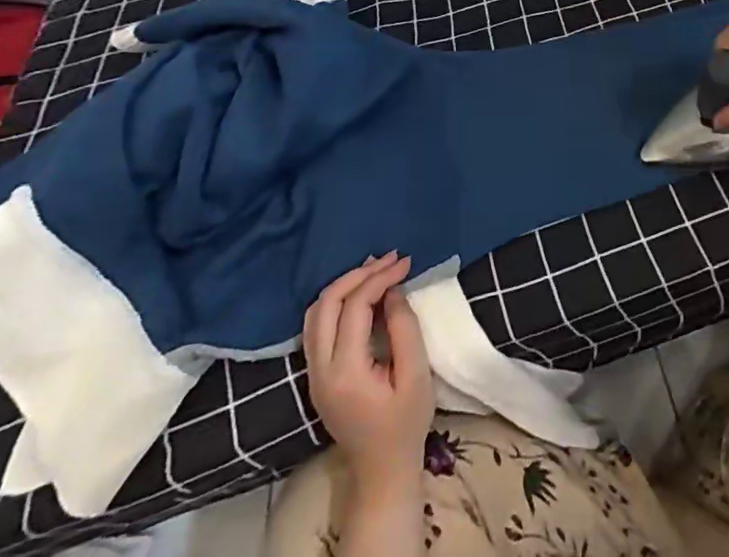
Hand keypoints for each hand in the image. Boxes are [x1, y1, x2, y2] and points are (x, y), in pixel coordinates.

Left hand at [303, 253, 433, 496]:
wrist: (381, 468)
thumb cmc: (405, 425)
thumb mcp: (416, 377)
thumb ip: (404, 331)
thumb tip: (393, 291)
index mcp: (345, 372)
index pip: (354, 308)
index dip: (380, 279)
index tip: (406, 263)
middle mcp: (319, 369)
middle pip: (327, 303)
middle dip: (358, 275)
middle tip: (390, 259)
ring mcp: (312, 372)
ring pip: (315, 312)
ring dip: (344, 285)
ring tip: (375, 269)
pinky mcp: (314, 374)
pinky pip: (316, 326)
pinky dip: (336, 301)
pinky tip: (360, 293)